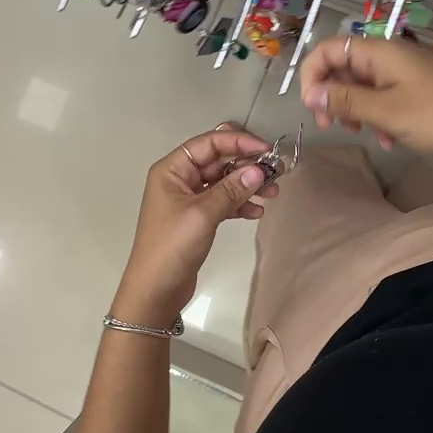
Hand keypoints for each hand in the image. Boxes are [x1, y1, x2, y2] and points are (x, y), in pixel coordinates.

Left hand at [114, 128, 281, 325]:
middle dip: (247, 163)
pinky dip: (241, 203)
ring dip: (248, 184)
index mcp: (173, 169)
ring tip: (274, 192)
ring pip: (224, 180)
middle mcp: (180, 178)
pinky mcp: (199, 217)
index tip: (267, 149)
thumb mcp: (203, 214)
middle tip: (277, 170)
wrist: (155, 290)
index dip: (239, 141)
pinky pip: (224, 200)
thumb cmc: (172, 246)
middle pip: (219, 159)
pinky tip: (258, 211)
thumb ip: (232, 189)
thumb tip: (260, 169)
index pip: (209, 143)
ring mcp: (190, 198)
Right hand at [298, 36, 432, 158]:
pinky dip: (377, 116)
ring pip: (362, 85)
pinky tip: (387, 140)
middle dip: (332, 96)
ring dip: (354, 110)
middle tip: (331, 126)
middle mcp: (388, 56)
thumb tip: (311, 94)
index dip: (312, 75)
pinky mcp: (416, 89)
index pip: (328, 49)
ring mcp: (403, 72)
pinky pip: (383, 97)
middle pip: (343, 67)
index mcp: (378, 52)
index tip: (313, 107)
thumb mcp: (387, 112)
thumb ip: (346, 101)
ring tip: (360, 134)